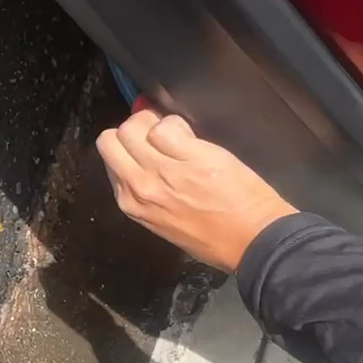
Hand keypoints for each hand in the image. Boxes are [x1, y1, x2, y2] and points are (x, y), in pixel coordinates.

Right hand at [96, 107, 296, 271]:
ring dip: (153, 123)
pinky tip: (189, 134)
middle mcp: (138, 185)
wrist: (253, 239)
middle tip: (153, 133)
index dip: (126, 147)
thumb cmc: (209, 237)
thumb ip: (143, 193)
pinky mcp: (192, 157)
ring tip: (175, 133)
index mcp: (129, 202)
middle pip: (111, 139)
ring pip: (133, 126)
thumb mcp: (160, 221)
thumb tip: (140, 160)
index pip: (109, 159)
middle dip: (130, 130)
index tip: (144, 147)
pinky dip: (175, 123)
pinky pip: (167, 126)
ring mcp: (163, 170)